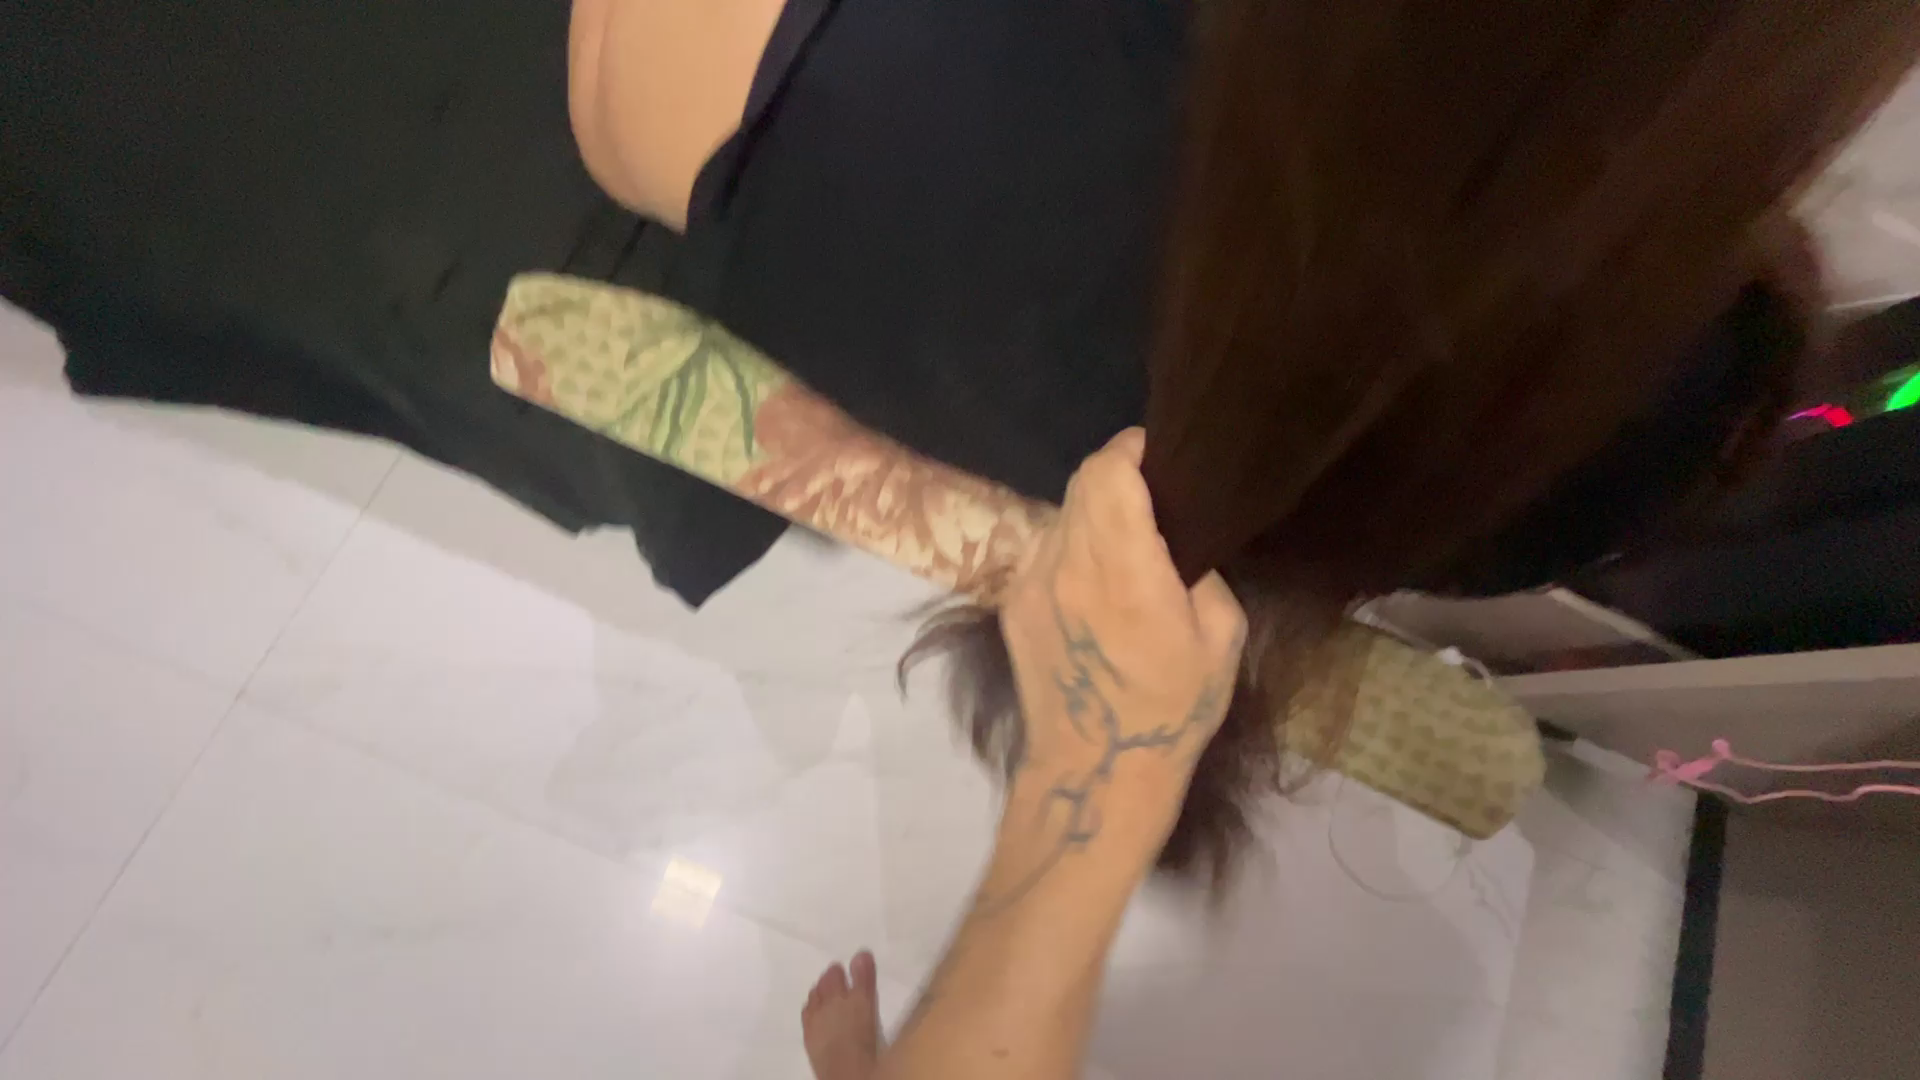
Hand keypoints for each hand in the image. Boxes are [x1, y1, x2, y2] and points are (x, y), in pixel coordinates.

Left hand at [999, 429, 1246, 826]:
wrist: (1093, 765)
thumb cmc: (1169, 707)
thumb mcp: (1220, 637)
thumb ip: (1199, 569)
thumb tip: (1175, 536)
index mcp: (1123, 568)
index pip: (1107, 472)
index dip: (1130, 449)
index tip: (1154, 453)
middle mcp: (1067, 564)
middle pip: (1080, 484)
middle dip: (1115, 476)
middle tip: (1148, 497)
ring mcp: (1030, 582)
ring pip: (1059, 515)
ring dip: (1091, 514)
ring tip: (1122, 547)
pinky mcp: (1011, 603)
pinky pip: (1043, 551)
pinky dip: (1069, 548)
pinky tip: (1091, 584)